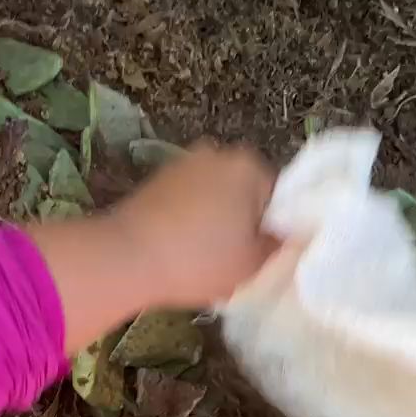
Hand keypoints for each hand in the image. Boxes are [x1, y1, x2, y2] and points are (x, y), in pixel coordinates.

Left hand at [28, 142, 275, 353]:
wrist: (126, 258)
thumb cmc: (200, 260)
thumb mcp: (254, 263)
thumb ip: (280, 245)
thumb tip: (289, 234)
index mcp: (248, 166)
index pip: (280, 195)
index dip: (276, 228)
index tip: (265, 254)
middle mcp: (217, 154)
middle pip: (246, 191)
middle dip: (245, 220)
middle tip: (239, 257)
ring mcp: (182, 164)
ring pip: (215, 196)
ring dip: (217, 220)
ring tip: (209, 257)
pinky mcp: (156, 181)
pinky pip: (188, 201)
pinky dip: (191, 221)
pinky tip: (184, 250)